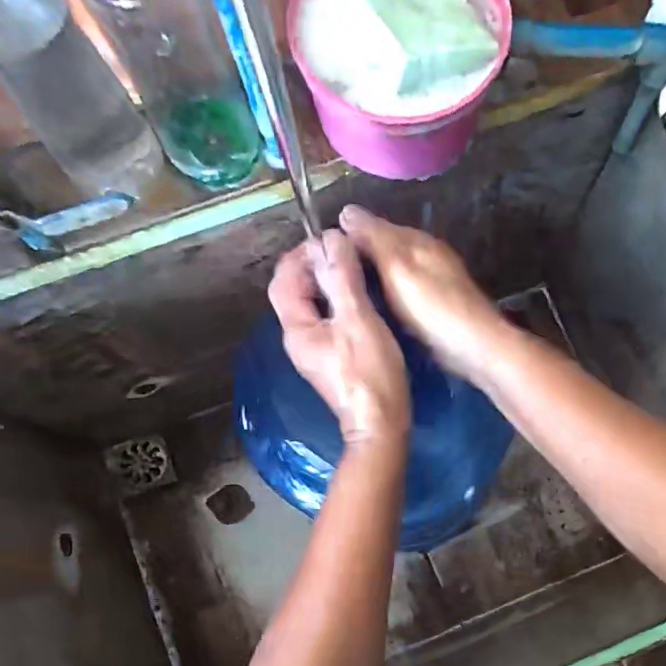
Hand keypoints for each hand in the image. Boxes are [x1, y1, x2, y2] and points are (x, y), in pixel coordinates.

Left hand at [267, 229, 410, 446]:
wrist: (381, 425)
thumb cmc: (370, 374)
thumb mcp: (358, 320)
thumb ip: (342, 279)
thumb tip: (331, 239)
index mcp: (297, 329)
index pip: (284, 278)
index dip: (304, 253)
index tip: (334, 241)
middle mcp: (299, 339)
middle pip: (296, 290)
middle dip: (316, 265)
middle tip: (346, 252)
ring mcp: (315, 351)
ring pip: (314, 305)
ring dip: (330, 282)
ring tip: (356, 268)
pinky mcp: (333, 359)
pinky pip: (328, 320)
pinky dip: (339, 302)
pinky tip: (361, 297)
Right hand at [338, 205, 520, 386]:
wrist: (475, 348)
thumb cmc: (434, 308)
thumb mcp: (399, 267)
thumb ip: (374, 238)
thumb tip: (346, 211)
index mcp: (415, 240)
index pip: (372, 225)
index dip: (345, 235)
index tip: (317, 254)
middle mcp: (424, 255)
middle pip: (382, 249)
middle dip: (356, 257)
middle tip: (324, 277)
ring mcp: (431, 281)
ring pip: (390, 272)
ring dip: (369, 278)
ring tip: (342, 292)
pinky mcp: (433, 307)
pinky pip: (400, 293)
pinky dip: (384, 297)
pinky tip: (372, 309)